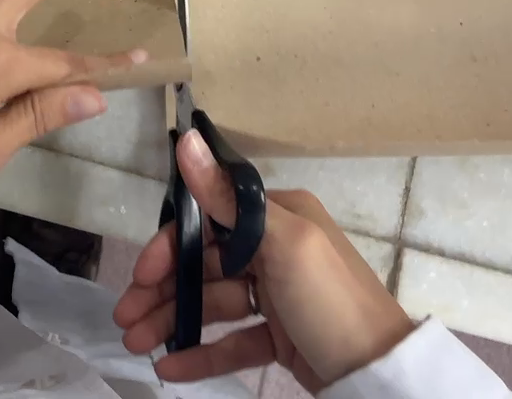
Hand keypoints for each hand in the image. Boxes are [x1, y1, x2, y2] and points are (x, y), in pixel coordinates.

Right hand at [114, 133, 414, 390]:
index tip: (140, 273)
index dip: (169, 247)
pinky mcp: (281, 337)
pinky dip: (202, 352)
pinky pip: (233, 340)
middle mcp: (274, 248)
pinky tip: (171, 366)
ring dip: (173, 321)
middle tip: (124, 317)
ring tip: (137, 344)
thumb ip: (224, 196)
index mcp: (276, 216)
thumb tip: (186, 138)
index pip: (207, 221)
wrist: (387, 384)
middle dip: (162, 290)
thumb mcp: (280, 243)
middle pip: (204, 264)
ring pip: (212, 303)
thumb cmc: (330, 302)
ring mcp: (277, 294)